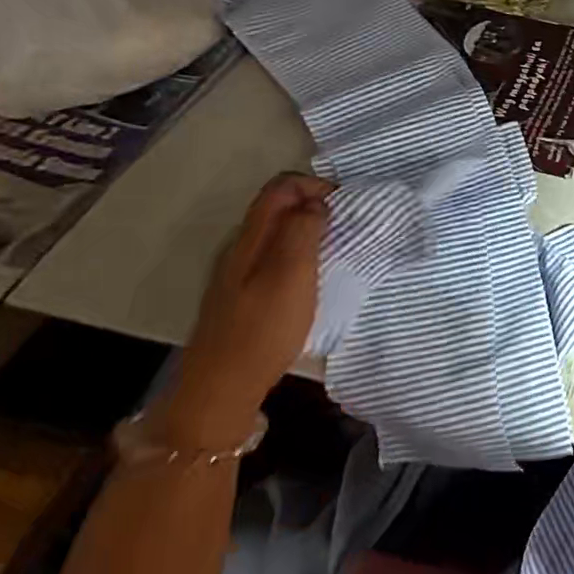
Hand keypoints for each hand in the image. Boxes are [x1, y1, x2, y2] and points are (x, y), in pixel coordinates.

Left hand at [154, 173, 332, 450]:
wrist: (224, 387)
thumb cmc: (264, 328)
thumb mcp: (291, 275)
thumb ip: (303, 231)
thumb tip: (316, 201)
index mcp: (252, 238)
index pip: (281, 187)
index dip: (316, 186)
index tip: (346, 207)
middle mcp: (243, 247)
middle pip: (279, 206)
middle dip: (317, 205)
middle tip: (349, 226)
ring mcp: (242, 270)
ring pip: (280, 231)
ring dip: (312, 229)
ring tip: (342, 247)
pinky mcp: (248, 292)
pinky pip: (279, 255)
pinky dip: (304, 252)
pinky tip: (320, 274)